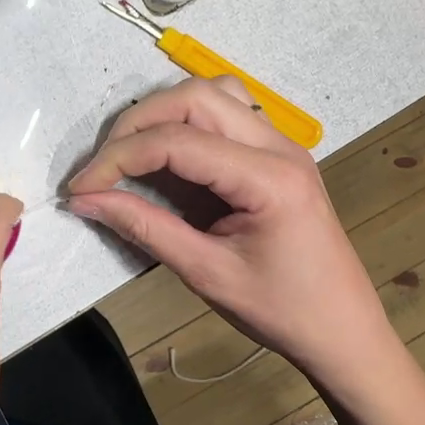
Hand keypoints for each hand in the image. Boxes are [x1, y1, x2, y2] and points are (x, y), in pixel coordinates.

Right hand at [65, 77, 393, 381]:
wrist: (344, 331)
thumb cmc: (281, 311)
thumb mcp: (205, 272)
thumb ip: (144, 227)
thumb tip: (86, 200)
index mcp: (268, 178)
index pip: (176, 141)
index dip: (117, 158)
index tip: (79, 189)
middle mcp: (278, 146)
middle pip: (193, 98)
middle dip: (135, 125)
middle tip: (101, 168)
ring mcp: (281, 145)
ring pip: (212, 93)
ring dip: (163, 113)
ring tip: (129, 153)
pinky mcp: (275, 154)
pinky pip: (226, 112)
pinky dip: (186, 119)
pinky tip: (166, 152)